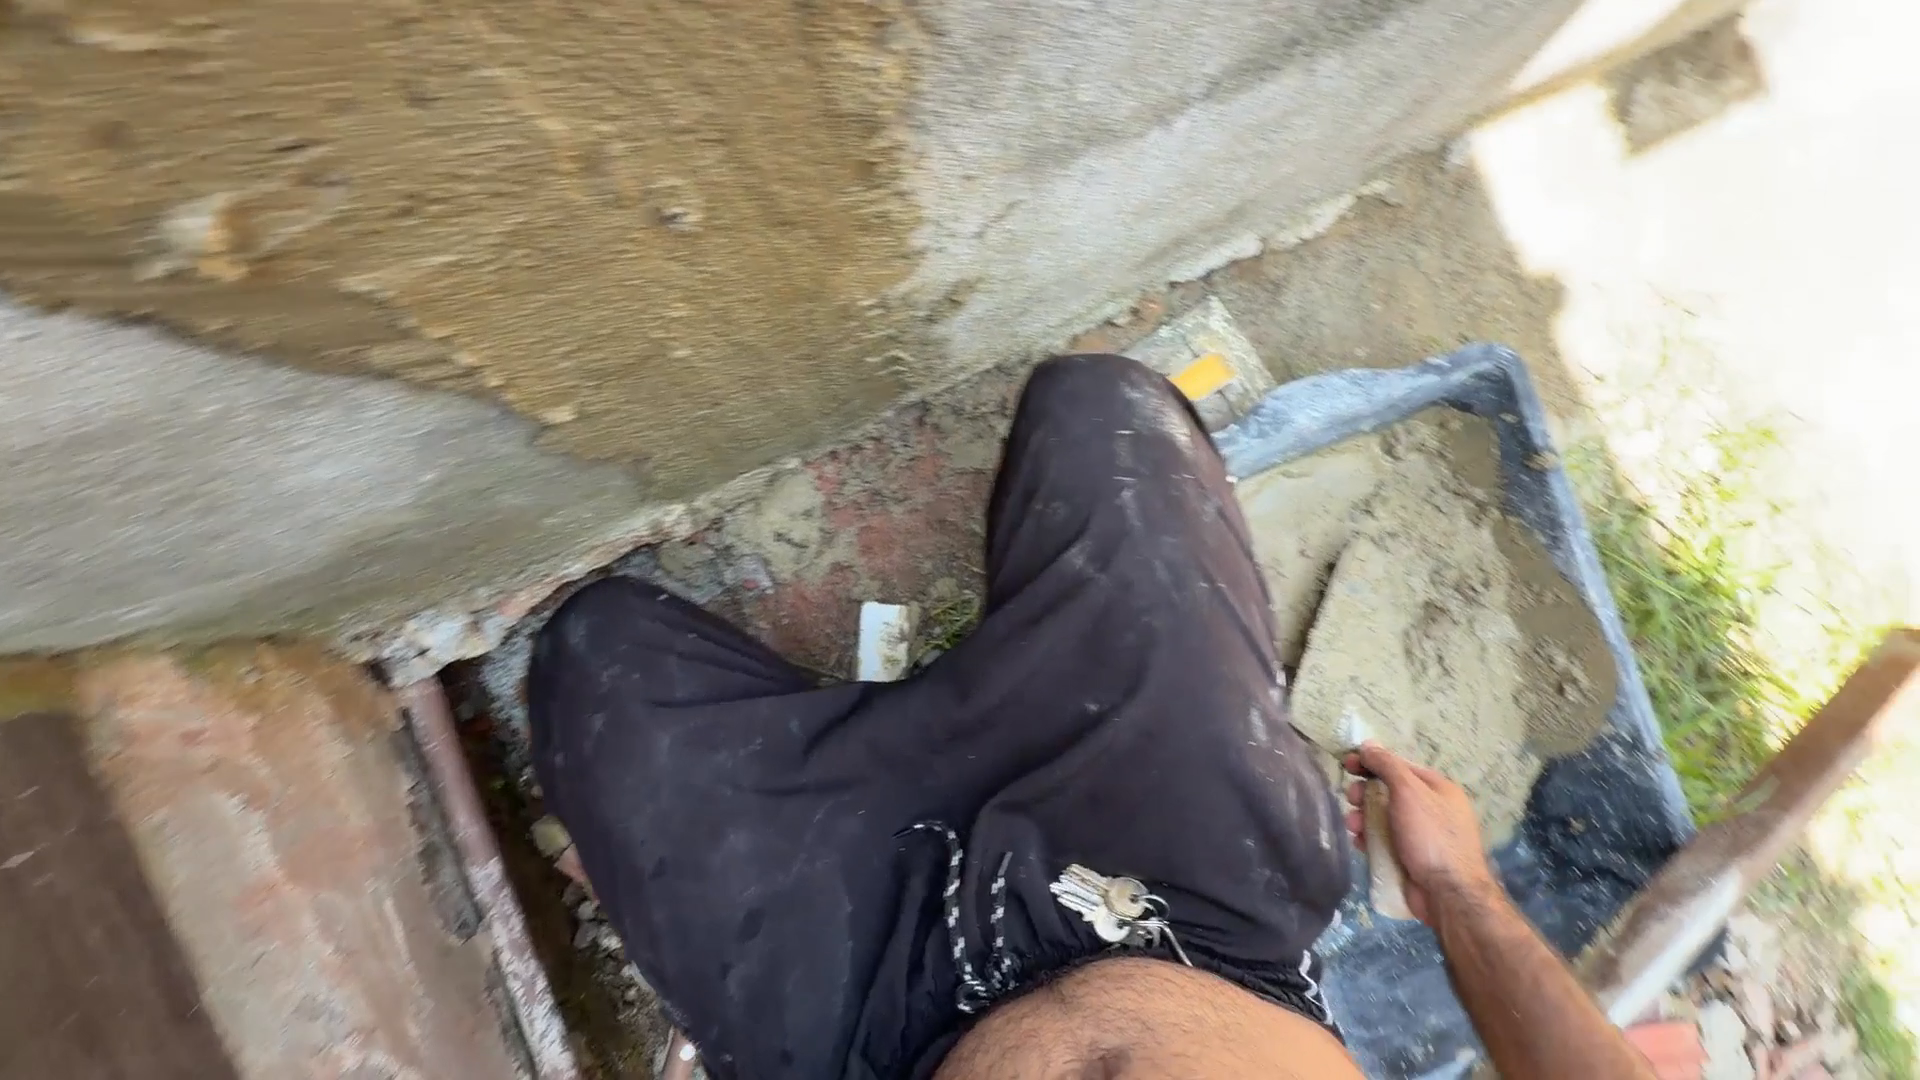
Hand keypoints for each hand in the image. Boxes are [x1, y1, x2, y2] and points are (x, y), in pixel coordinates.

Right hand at [1343, 741, 1499, 927]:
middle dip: (1364, 793)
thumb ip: (1386, 765)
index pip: (1398, 765)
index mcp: (1438, 789)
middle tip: (1352, 799)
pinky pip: (1383, 839)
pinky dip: (1369, 838)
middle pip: (1387, 790)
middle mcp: (1431, 809)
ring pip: (1381, 816)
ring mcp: (1421, 834)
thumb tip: (1368, 744)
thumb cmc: (1430, 836)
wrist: (1448, 894)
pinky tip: (1360, 844)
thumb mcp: (1408, 791)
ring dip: (1362, 817)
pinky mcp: (1410, 856)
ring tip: (1353, 827)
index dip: (1371, 762)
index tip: (1347, 764)